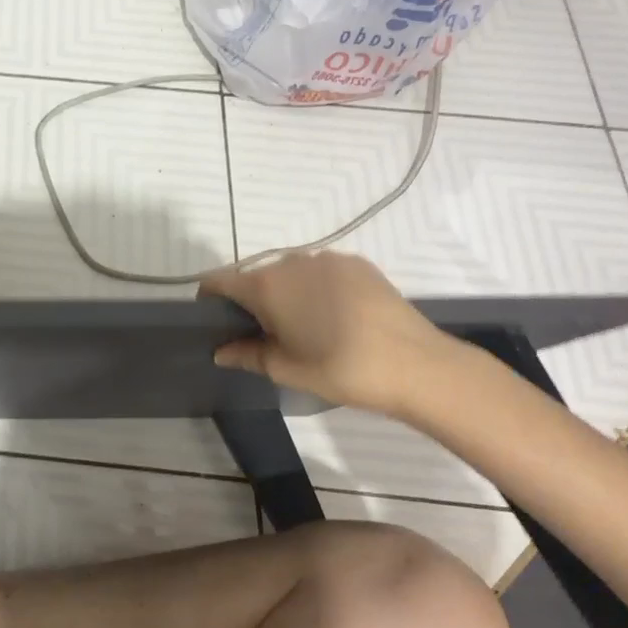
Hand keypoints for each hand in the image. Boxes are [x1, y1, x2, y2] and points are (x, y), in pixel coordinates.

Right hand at [200, 251, 463, 418]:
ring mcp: (327, 259)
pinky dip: (317, 288)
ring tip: (304, 325)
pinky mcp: (358, 264)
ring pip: (289, 272)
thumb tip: (221, 350)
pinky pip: (321, 271)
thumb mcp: (285, 369)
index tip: (215, 323)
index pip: (218, 281)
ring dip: (286, 292)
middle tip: (265, 333)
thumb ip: (246, 354)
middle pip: (255, 275)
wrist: (418, 365)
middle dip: (252, 299)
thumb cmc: (341, 369)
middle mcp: (291, 262)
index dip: (209, 300)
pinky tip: (334, 316)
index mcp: (265, 286)